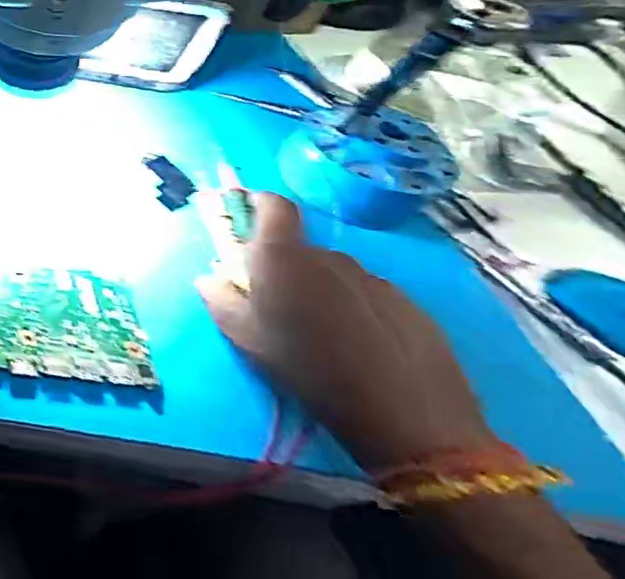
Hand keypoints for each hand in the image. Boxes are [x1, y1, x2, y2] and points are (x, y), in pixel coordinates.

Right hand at [197, 193, 495, 471]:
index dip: (258, 203)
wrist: (409, 421)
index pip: (274, 205)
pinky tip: (360, 347)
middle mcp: (330, 258)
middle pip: (300, 247)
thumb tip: (212, 278)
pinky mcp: (412, 308)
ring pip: (335, 273)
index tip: (246, 218)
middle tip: (278, 304)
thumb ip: (218, 297)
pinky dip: (356, 310)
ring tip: (323, 332)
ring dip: (322, 289)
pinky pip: (369, 296)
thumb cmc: (307, 369)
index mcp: (283, 257)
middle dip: (285, 266)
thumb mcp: (242, 336)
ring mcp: (376, 281)